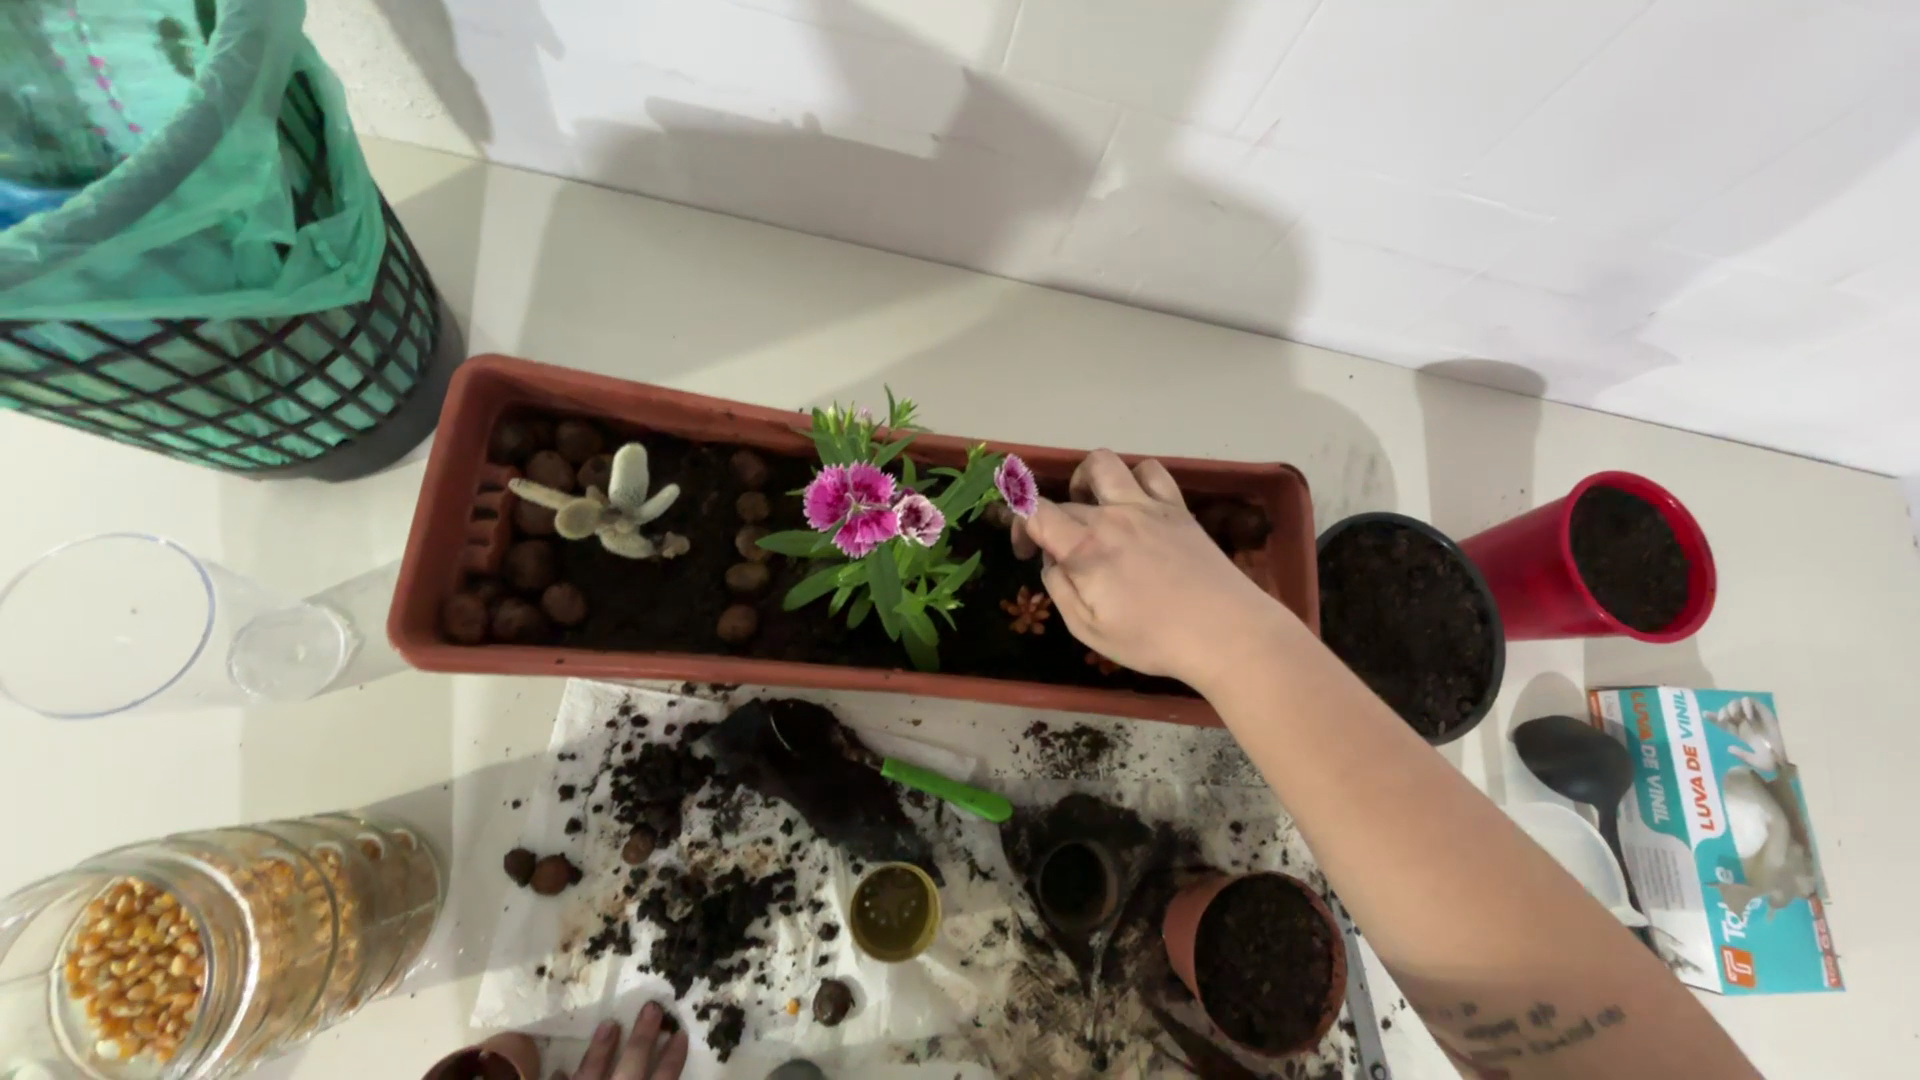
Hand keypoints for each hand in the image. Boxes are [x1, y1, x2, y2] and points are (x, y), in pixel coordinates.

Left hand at [563, 1002, 686, 1079]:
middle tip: (651, 1006)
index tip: (681, 1033)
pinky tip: (559, 1070)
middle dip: (642, 1037)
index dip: (673, 1058)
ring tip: (608, 1023)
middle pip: (633, 1066)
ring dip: (600, 1050)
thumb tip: (666, 1068)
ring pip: (593, 1074)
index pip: (664, 1079)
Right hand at [1013, 449, 1294, 690]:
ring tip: (1089, 504)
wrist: (1225, 632)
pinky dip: (1134, 479)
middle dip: (1050, 520)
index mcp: (1085, 548)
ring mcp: (1147, 507)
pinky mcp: (1177, 509)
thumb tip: (1052, 563)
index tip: (1025, 551)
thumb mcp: (1089, 629)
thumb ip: (1061, 590)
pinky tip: (1135, 503)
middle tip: (1059, 552)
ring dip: (1085, 478)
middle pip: (1066, 499)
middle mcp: (1112, 516)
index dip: (1020, 525)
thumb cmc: (1152, 640)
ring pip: (1104, 464)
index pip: (1035, 512)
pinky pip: (1151, 471)